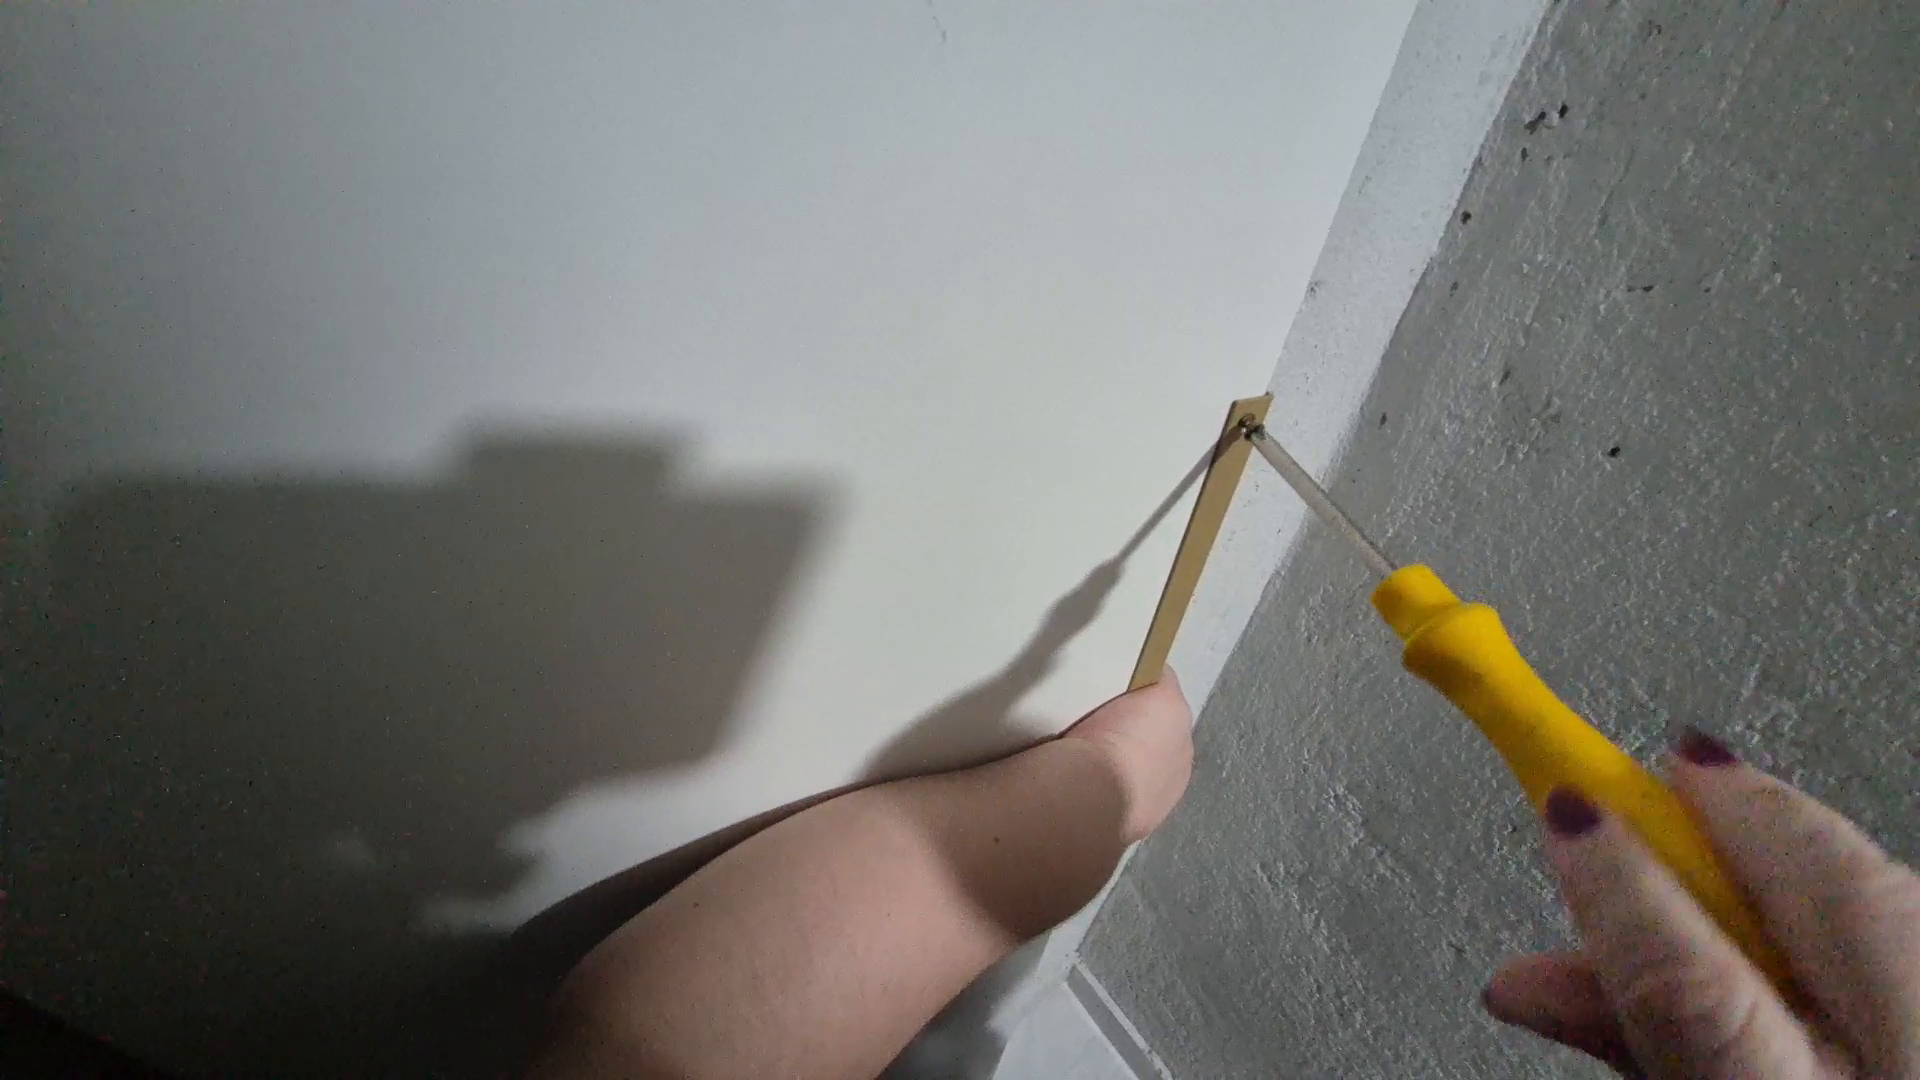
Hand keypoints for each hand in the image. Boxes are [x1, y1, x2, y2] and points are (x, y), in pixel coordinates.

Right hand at [1483, 730, 1919, 1078]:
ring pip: (1913, 913)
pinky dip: (1886, 907)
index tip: (1563, 801)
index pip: (1689, 987)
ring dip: (1820, 860)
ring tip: (1751, 825)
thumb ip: (1622, 1044)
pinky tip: (1846, 908)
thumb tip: (1523, 981)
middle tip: (1681, 763)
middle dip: (1752, 817)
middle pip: (1846, 911)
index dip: (1614, 876)